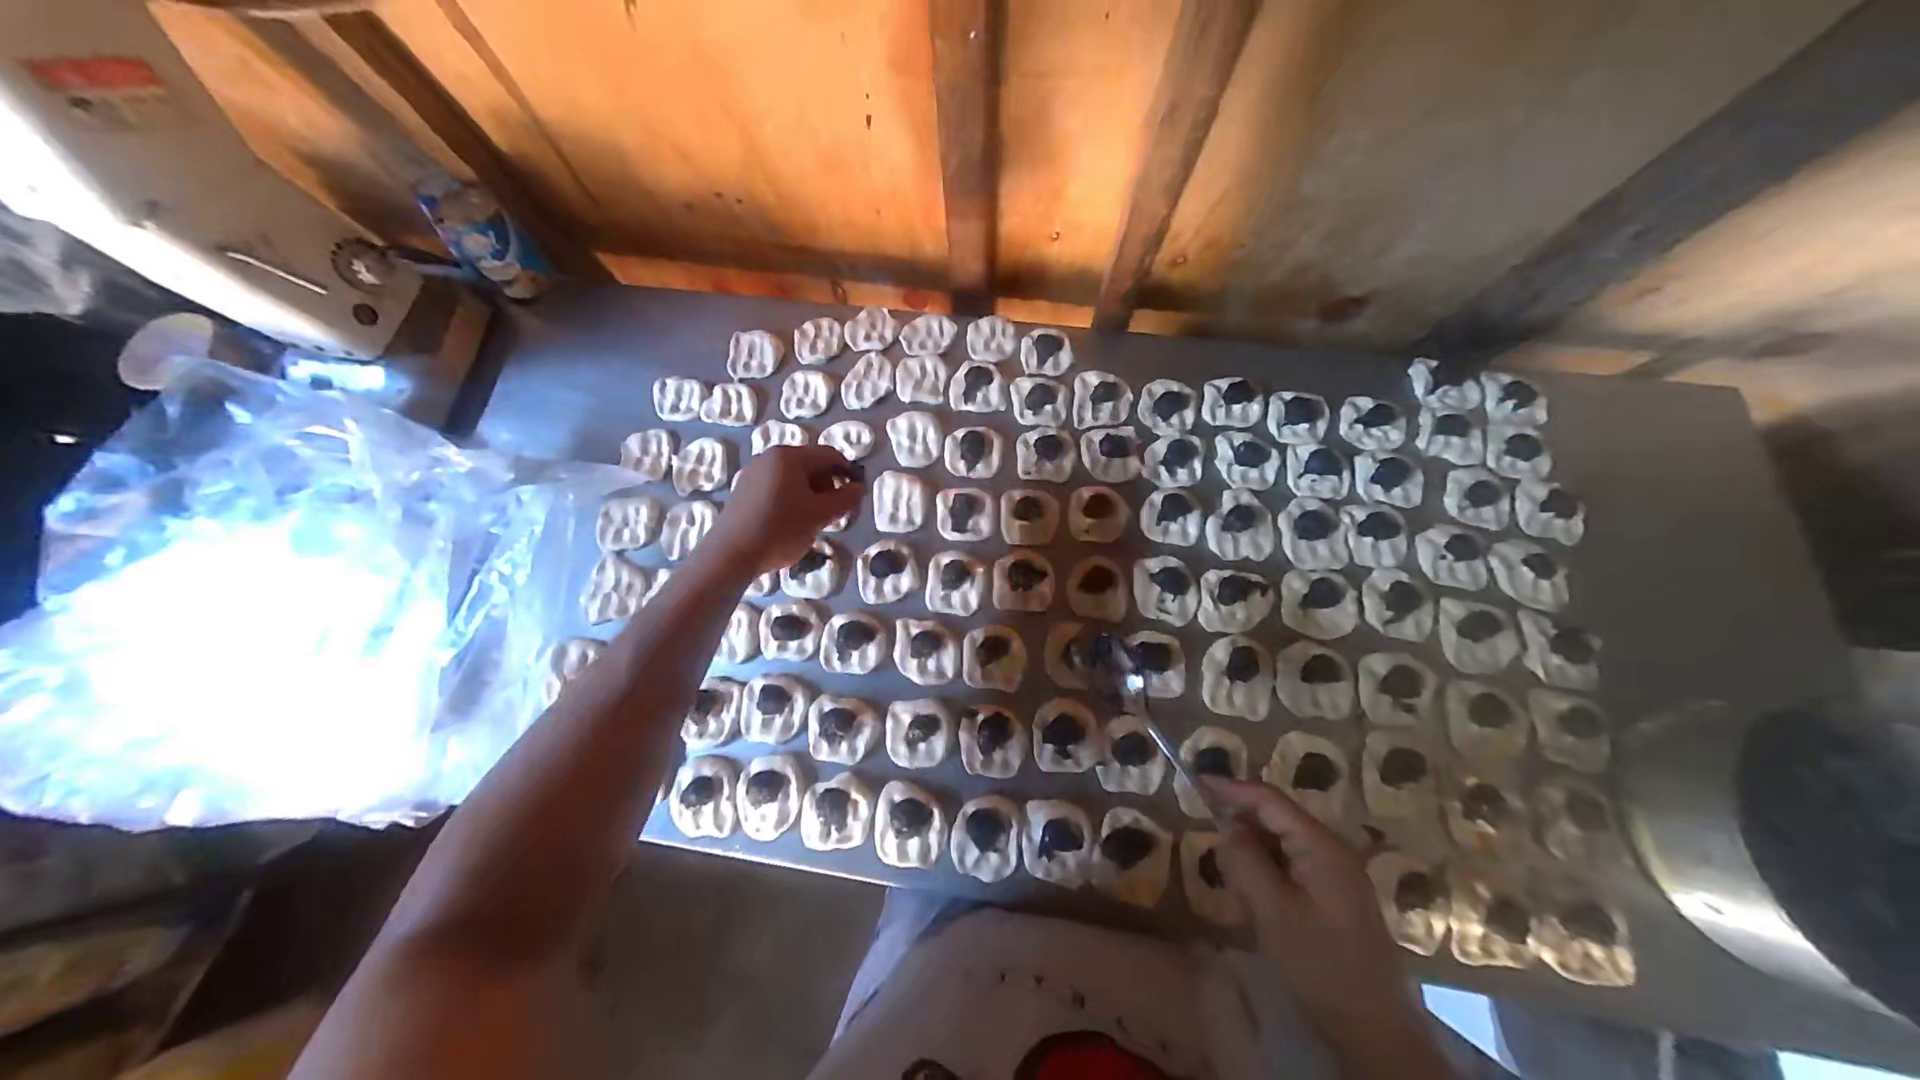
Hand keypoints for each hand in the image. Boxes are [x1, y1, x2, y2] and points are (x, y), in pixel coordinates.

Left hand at [707, 445, 864, 574]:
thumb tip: (858, 488)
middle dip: (828, 485)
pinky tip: (792, 522)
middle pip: (810, 464)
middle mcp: (769, 456)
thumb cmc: (781, 529)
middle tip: (836, 512)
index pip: (830, 455)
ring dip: (811, 494)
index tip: (856, 496)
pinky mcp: (743, 490)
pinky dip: (791, 499)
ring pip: (793, 477)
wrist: (732, 554)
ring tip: (815, 520)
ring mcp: (753, 472)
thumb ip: (845, 499)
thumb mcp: (820, 515)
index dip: (848, 473)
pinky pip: (776, 487)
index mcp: (789, 456)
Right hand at [1203, 778, 1436, 1055]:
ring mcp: (1337, 875)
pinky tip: (1252, 894)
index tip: (1197, 781)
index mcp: (1322, 846)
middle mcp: (1333, 851)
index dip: (1233, 788)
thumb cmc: (1319, 964)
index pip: (1270, 800)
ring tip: (1229, 872)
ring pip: (1282, 843)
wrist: (1373, 1028)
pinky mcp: (1335, 897)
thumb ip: (1244, 860)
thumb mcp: (1271, 910)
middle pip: (1278, 818)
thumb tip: (1227, 827)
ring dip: (1253, 850)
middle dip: (1241, 821)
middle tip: (1205, 832)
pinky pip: (1292, 866)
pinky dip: (1267, 870)